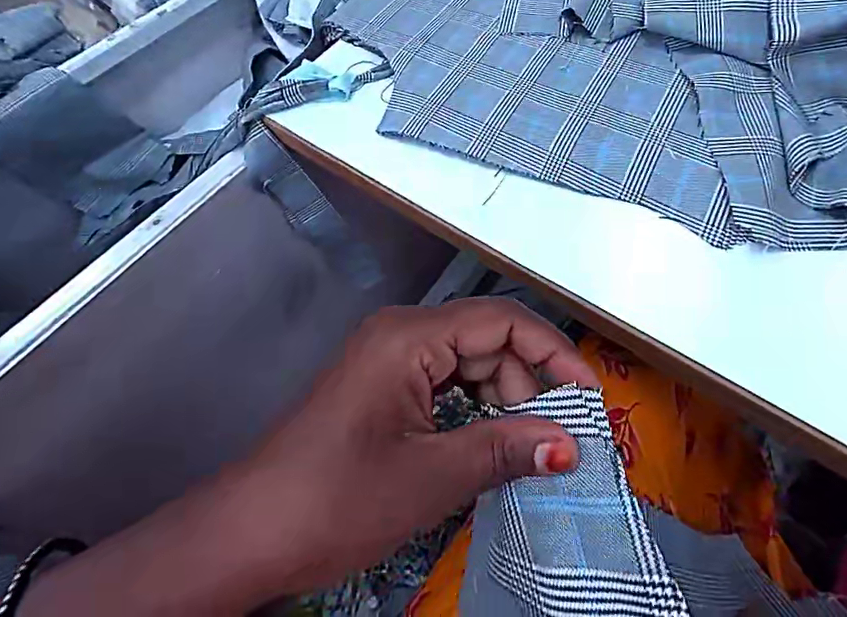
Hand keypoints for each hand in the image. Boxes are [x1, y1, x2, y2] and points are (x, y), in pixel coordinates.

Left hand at [22, 298, 599, 614]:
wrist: (255, 527)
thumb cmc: (340, 497)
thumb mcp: (431, 477)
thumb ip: (504, 449)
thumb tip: (569, 443)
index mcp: (409, 336)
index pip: (500, 319)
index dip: (553, 351)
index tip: (590, 398)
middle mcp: (398, 331)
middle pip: (485, 336)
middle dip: (529, 381)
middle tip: (558, 438)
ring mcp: (386, 354)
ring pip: (466, 358)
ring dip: (503, 396)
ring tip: (526, 448)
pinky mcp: (380, 380)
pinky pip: (442, 378)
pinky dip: (473, 405)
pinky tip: (489, 441)